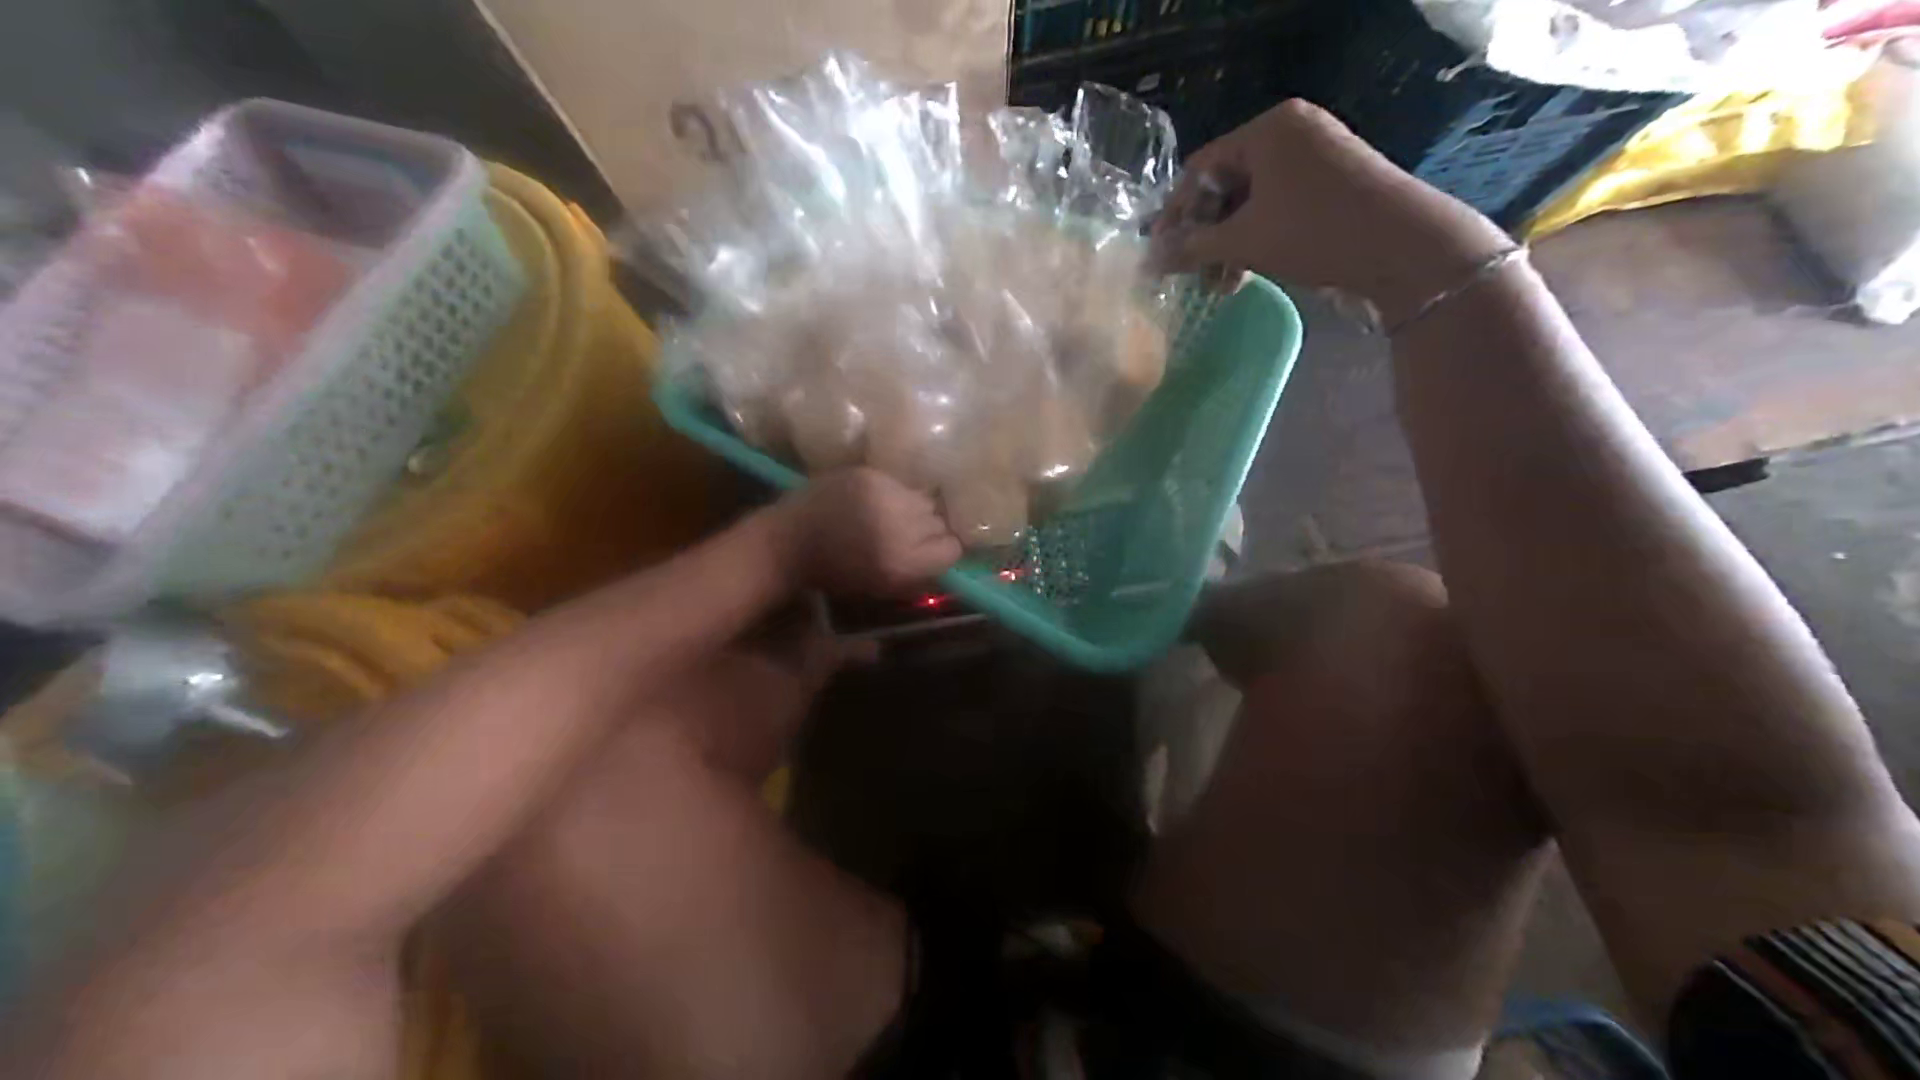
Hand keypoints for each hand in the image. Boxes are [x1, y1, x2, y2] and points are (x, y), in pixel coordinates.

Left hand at [768, 467, 962, 595]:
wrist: (789, 542)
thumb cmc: (835, 574)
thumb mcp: (883, 588)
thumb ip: (920, 575)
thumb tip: (948, 555)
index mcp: (904, 562)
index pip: (952, 547)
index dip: (942, 550)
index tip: (929, 552)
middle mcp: (900, 525)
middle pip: (941, 521)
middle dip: (929, 529)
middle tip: (907, 534)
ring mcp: (885, 495)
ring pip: (923, 498)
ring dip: (913, 508)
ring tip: (890, 516)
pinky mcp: (869, 474)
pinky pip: (899, 483)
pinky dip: (892, 493)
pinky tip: (872, 502)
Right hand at [1152, 100, 1514, 326]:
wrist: (1402, 248)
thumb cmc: (1313, 232)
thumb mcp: (1243, 241)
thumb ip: (1192, 247)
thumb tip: (1150, 260)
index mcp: (1267, 129)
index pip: (1200, 169)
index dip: (1175, 215)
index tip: (1160, 254)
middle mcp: (1291, 133)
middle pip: (1225, 186)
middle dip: (1205, 235)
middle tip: (1192, 275)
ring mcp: (1315, 157)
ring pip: (1250, 203)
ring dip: (1227, 245)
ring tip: (1220, 285)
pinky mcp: (1330, 184)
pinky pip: (1276, 208)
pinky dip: (1255, 240)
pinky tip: (1247, 274)